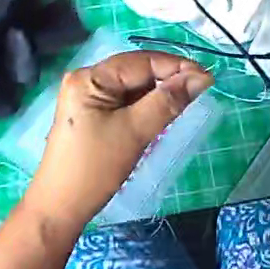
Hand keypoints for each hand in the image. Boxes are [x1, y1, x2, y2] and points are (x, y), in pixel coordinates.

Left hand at [23, 50, 211, 228]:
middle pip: (138, 71)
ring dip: (160, 93)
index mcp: (90, 77)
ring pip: (135, 87)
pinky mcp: (93, 115)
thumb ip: (169, 101)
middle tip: (201, 92)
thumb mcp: (136, 132)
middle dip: (170, 79)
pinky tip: (164, 114)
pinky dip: (148, 106)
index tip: (209, 79)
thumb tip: (202, 77)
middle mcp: (87, 79)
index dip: (177, 66)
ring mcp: (89, 98)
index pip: (142, 61)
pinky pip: (127, 101)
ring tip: (186, 103)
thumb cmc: (95, 168)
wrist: (60, 207)